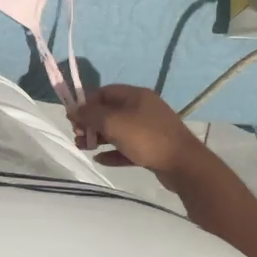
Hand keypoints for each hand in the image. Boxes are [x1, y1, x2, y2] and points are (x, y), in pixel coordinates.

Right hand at [71, 84, 209, 180]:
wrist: (183, 164)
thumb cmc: (145, 137)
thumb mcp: (112, 122)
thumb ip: (89, 115)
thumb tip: (72, 110)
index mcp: (135, 96)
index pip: (104, 92)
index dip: (86, 104)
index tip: (75, 120)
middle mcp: (143, 108)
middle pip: (109, 111)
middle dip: (91, 123)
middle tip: (79, 137)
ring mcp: (149, 128)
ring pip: (118, 130)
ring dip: (99, 138)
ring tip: (84, 149)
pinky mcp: (153, 147)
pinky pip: (127, 146)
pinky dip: (113, 151)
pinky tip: (101, 160)